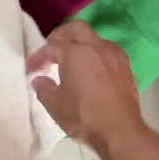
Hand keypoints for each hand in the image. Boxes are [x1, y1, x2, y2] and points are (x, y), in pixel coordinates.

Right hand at [30, 21, 148, 153]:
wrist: (120, 130)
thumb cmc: (84, 116)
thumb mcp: (55, 105)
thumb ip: (44, 88)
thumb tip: (39, 80)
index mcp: (75, 53)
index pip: (52, 46)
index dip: (39, 55)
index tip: (32, 67)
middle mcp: (96, 47)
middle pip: (77, 28)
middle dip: (62, 36)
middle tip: (53, 51)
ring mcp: (114, 55)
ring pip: (94, 38)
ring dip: (81, 44)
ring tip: (73, 61)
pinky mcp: (126, 66)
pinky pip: (107, 51)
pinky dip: (96, 55)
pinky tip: (92, 71)